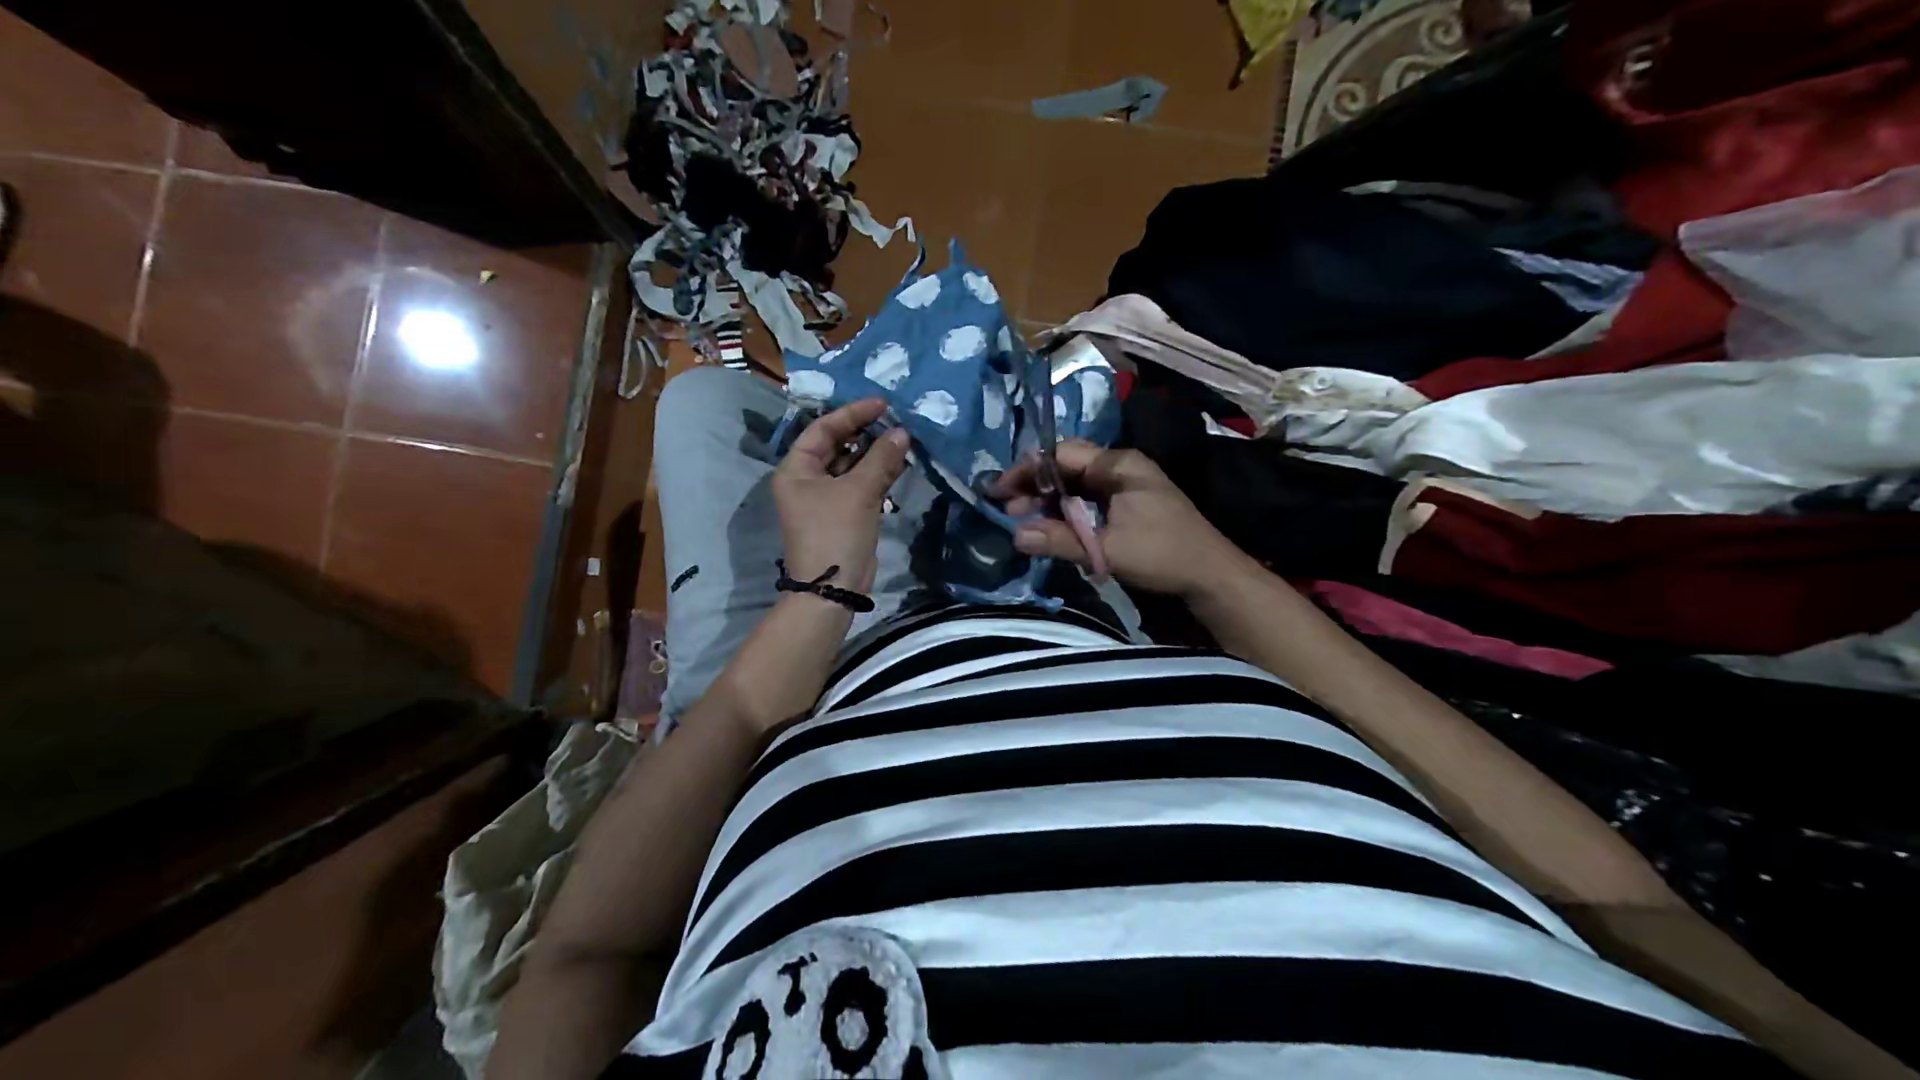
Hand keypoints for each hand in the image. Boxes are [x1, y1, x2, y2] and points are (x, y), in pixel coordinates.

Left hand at [773, 397, 910, 591]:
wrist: (834, 588)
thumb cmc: (835, 532)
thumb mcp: (858, 492)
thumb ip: (881, 458)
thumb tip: (903, 432)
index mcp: (796, 469)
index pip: (823, 428)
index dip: (853, 414)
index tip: (883, 404)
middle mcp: (807, 480)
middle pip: (838, 445)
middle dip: (868, 433)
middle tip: (897, 422)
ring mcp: (826, 498)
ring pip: (853, 466)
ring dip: (877, 454)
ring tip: (905, 440)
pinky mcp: (844, 513)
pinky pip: (862, 485)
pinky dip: (879, 474)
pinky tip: (902, 463)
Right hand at [994, 441, 1253, 597]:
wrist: (1212, 575)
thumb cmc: (1164, 555)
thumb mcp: (1109, 549)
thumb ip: (1061, 541)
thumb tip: (1016, 536)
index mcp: (1119, 465)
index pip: (1062, 455)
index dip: (1028, 470)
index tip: (1001, 491)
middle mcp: (1121, 467)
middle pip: (1067, 466)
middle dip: (1035, 485)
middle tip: (1009, 509)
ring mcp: (1126, 484)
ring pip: (1076, 483)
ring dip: (1049, 499)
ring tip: (1024, 520)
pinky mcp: (1128, 503)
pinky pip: (1088, 498)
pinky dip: (1067, 509)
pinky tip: (1052, 525)